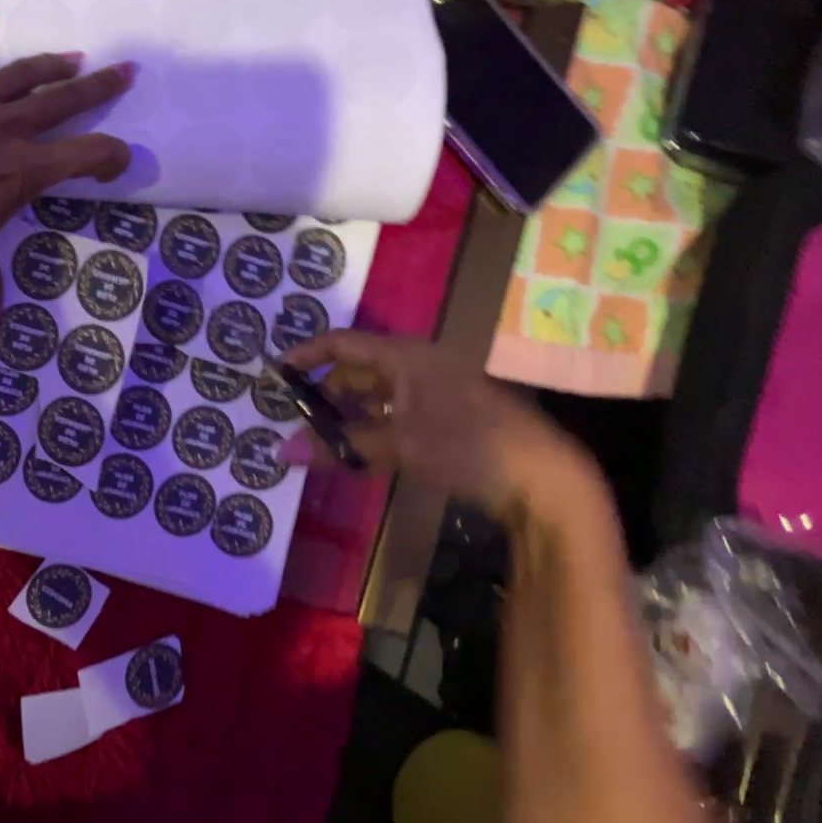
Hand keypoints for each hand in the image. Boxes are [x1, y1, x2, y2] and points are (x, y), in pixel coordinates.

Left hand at [0, 53, 133, 329]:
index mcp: (25, 170)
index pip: (88, 155)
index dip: (112, 155)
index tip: (119, 160)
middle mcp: (8, 130)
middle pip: (66, 98)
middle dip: (101, 86)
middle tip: (125, 71)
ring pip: (25, 76)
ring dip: (55, 67)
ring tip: (75, 60)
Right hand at [273, 330, 601, 521]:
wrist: (545, 479)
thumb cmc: (467, 446)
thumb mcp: (398, 446)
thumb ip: (339, 446)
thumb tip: (280, 452)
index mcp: (407, 356)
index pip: (343, 343)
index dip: (307, 355)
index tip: (276, 375)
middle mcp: (420, 364)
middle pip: (358, 370)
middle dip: (326, 396)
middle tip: (300, 424)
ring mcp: (437, 389)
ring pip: (378, 394)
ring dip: (349, 417)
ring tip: (325, 444)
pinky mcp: (450, 414)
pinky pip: (397, 412)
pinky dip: (374, 428)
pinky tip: (361, 454)